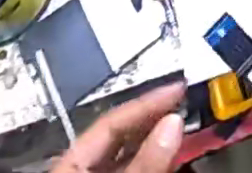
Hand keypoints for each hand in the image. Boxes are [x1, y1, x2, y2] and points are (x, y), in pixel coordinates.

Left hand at [48, 81, 185, 172]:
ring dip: (158, 141)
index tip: (179, 87)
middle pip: (121, 136)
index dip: (147, 101)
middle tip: (186, 104)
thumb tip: (173, 123)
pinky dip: (153, 162)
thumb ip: (142, 162)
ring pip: (129, 155)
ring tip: (185, 130)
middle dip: (156, 119)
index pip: (112, 120)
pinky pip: (134, 170)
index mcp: (66, 164)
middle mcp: (77, 168)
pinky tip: (172, 156)